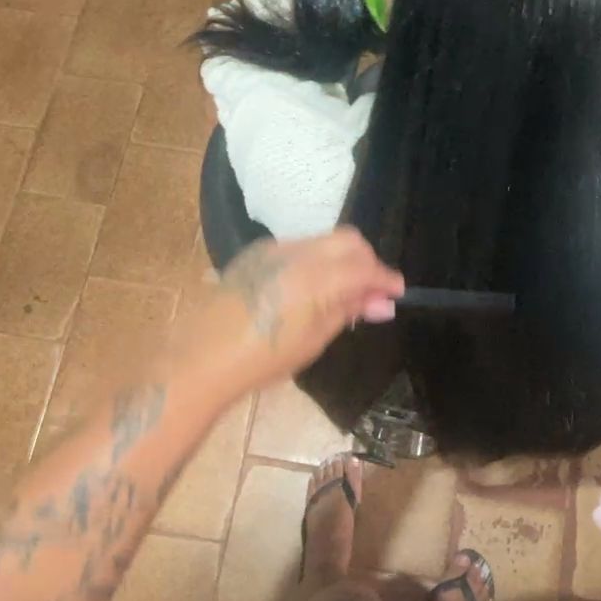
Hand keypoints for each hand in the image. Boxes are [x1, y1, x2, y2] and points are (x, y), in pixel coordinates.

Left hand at [166, 229, 404, 396]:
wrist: (203, 358)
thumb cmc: (263, 360)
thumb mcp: (314, 340)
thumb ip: (349, 312)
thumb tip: (382, 303)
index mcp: (314, 278)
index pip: (365, 266)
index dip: (385, 278)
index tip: (397, 293)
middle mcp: (297, 253)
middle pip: (348, 240)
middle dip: (366, 262)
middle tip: (371, 293)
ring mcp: (273, 249)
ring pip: (323, 241)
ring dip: (341, 260)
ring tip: (342, 294)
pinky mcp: (256, 253)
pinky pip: (299, 247)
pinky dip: (316, 261)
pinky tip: (310, 290)